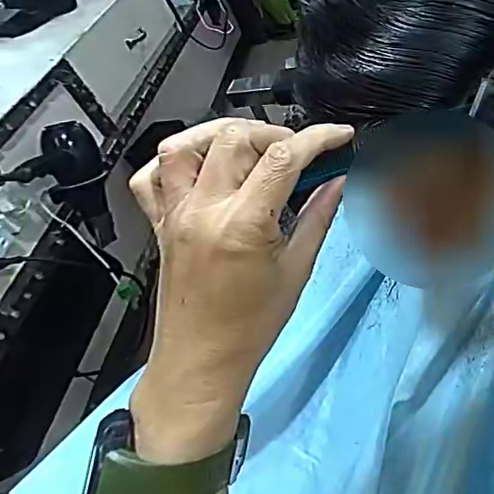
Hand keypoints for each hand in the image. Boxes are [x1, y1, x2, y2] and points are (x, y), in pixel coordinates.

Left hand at [127, 118, 352, 460]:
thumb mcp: (298, 267)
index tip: (341, 136)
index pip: (283, 157)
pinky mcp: (159, 224)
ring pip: (183, 146)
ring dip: (222, 134)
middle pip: (233, 138)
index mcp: (242, 224)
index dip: (319, 137)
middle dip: (275, 132)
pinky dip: (178, 161)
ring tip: (252, 146)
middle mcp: (202, 211)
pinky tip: (207, 168)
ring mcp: (174, 215)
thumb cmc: (253, 323)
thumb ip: (319, 216)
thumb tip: (338, 180)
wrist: (201, 360)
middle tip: (300, 151)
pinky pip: (152, 177)